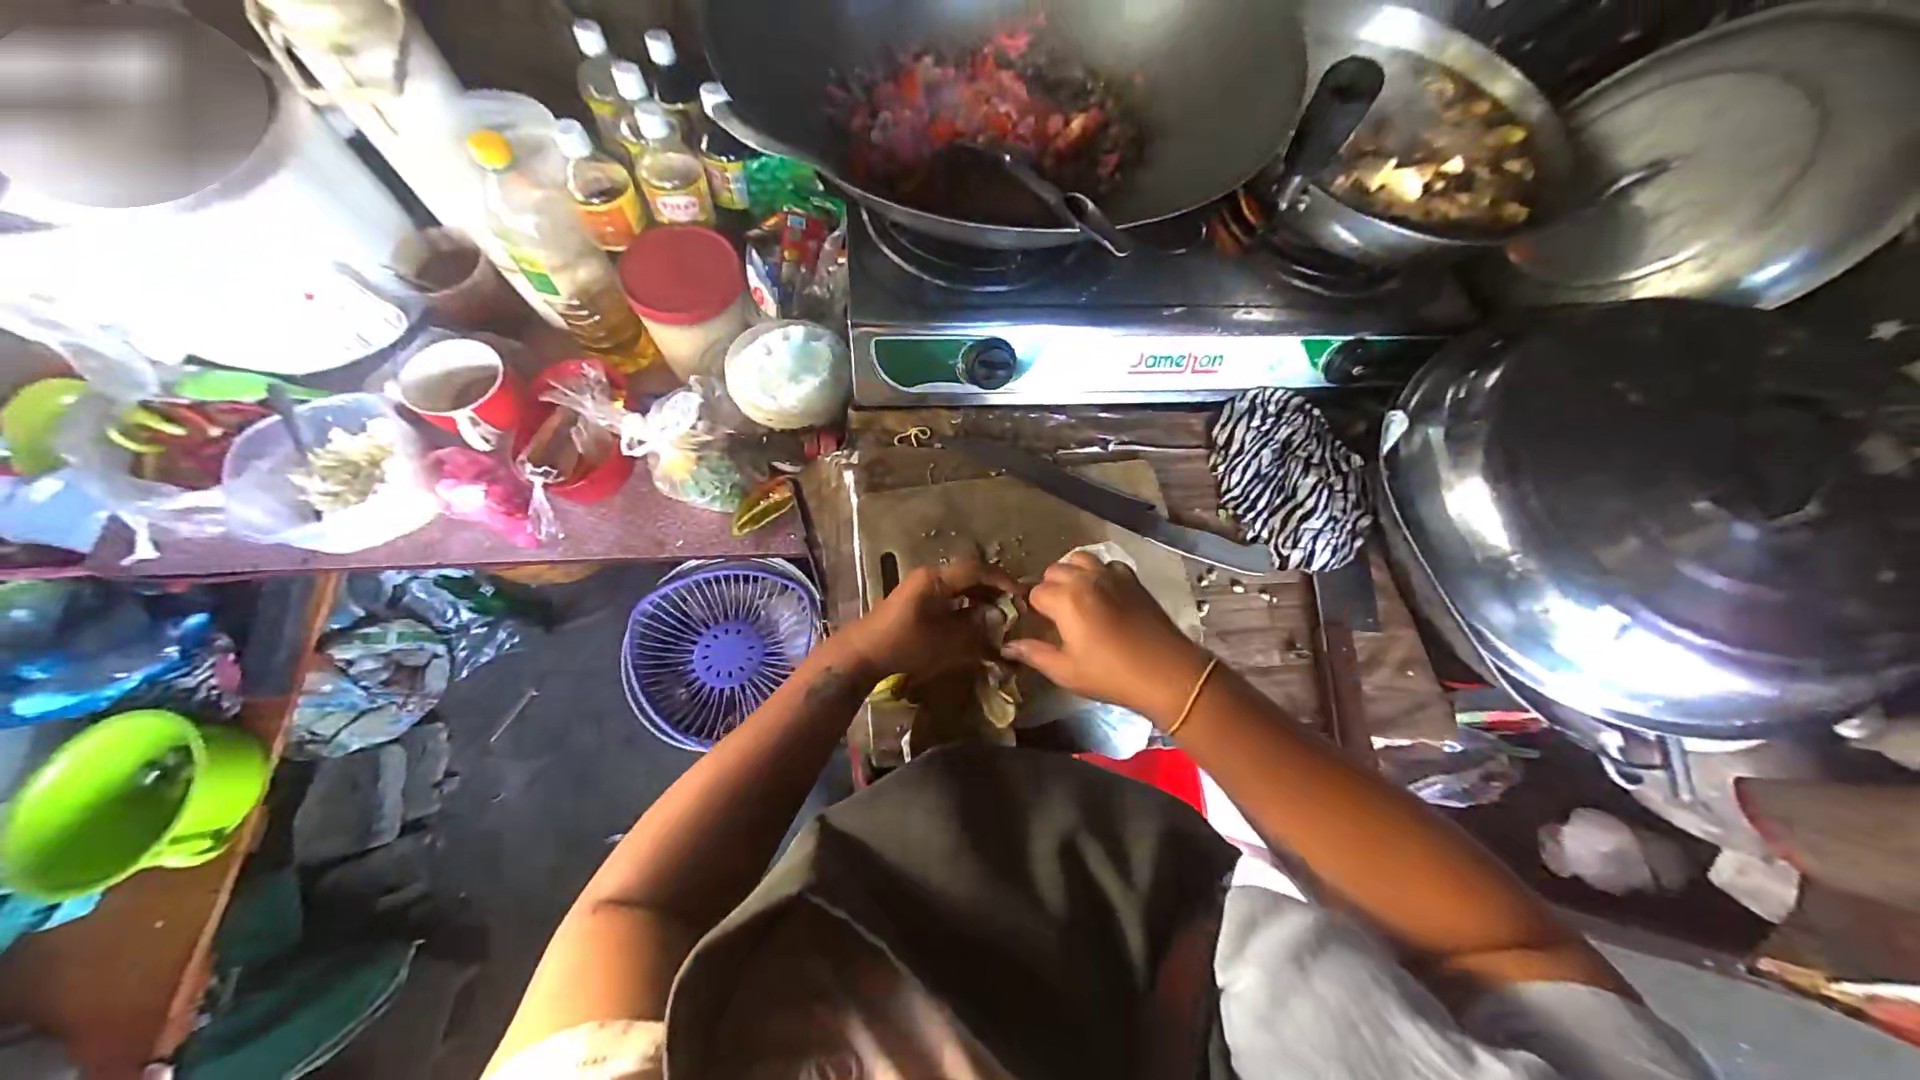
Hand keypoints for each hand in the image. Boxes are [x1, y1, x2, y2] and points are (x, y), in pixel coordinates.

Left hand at [828, 558, 1019, 684]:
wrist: (863, 654)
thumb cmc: (905, 645)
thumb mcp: (946, 640)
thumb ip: (975, 626)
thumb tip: (997, 617)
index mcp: (935, 578)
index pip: (977, 569)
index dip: (1002, 580)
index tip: (1021, 594)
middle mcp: (928, 575)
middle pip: (968, 574)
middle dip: (993, 588)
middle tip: (1013, 604)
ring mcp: (920, 586)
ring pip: (959, 584)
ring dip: (979, 595)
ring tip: (999, 612)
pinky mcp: (916, 599)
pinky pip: (948, 593)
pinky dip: (965, 602)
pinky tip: (975, 618)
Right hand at [1002, 552, 1210, 721]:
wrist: (1167, 672)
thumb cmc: (1111, 674)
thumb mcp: (1066, 671)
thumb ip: (1035, 654)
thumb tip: (1008, 647)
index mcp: (1065, 599)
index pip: (1035, 593)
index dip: (1034, 609)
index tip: (1040, 625)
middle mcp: (1085, 578)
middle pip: (1054, 571)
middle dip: (1050, 588)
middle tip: (1057, 614)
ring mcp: (1111, 575)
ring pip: (1079, 559)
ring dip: (1072, 573)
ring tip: (1076, 597)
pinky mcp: (1132, 579)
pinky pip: (1106, 564)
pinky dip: (1098, 573)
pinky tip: (1102, 593)